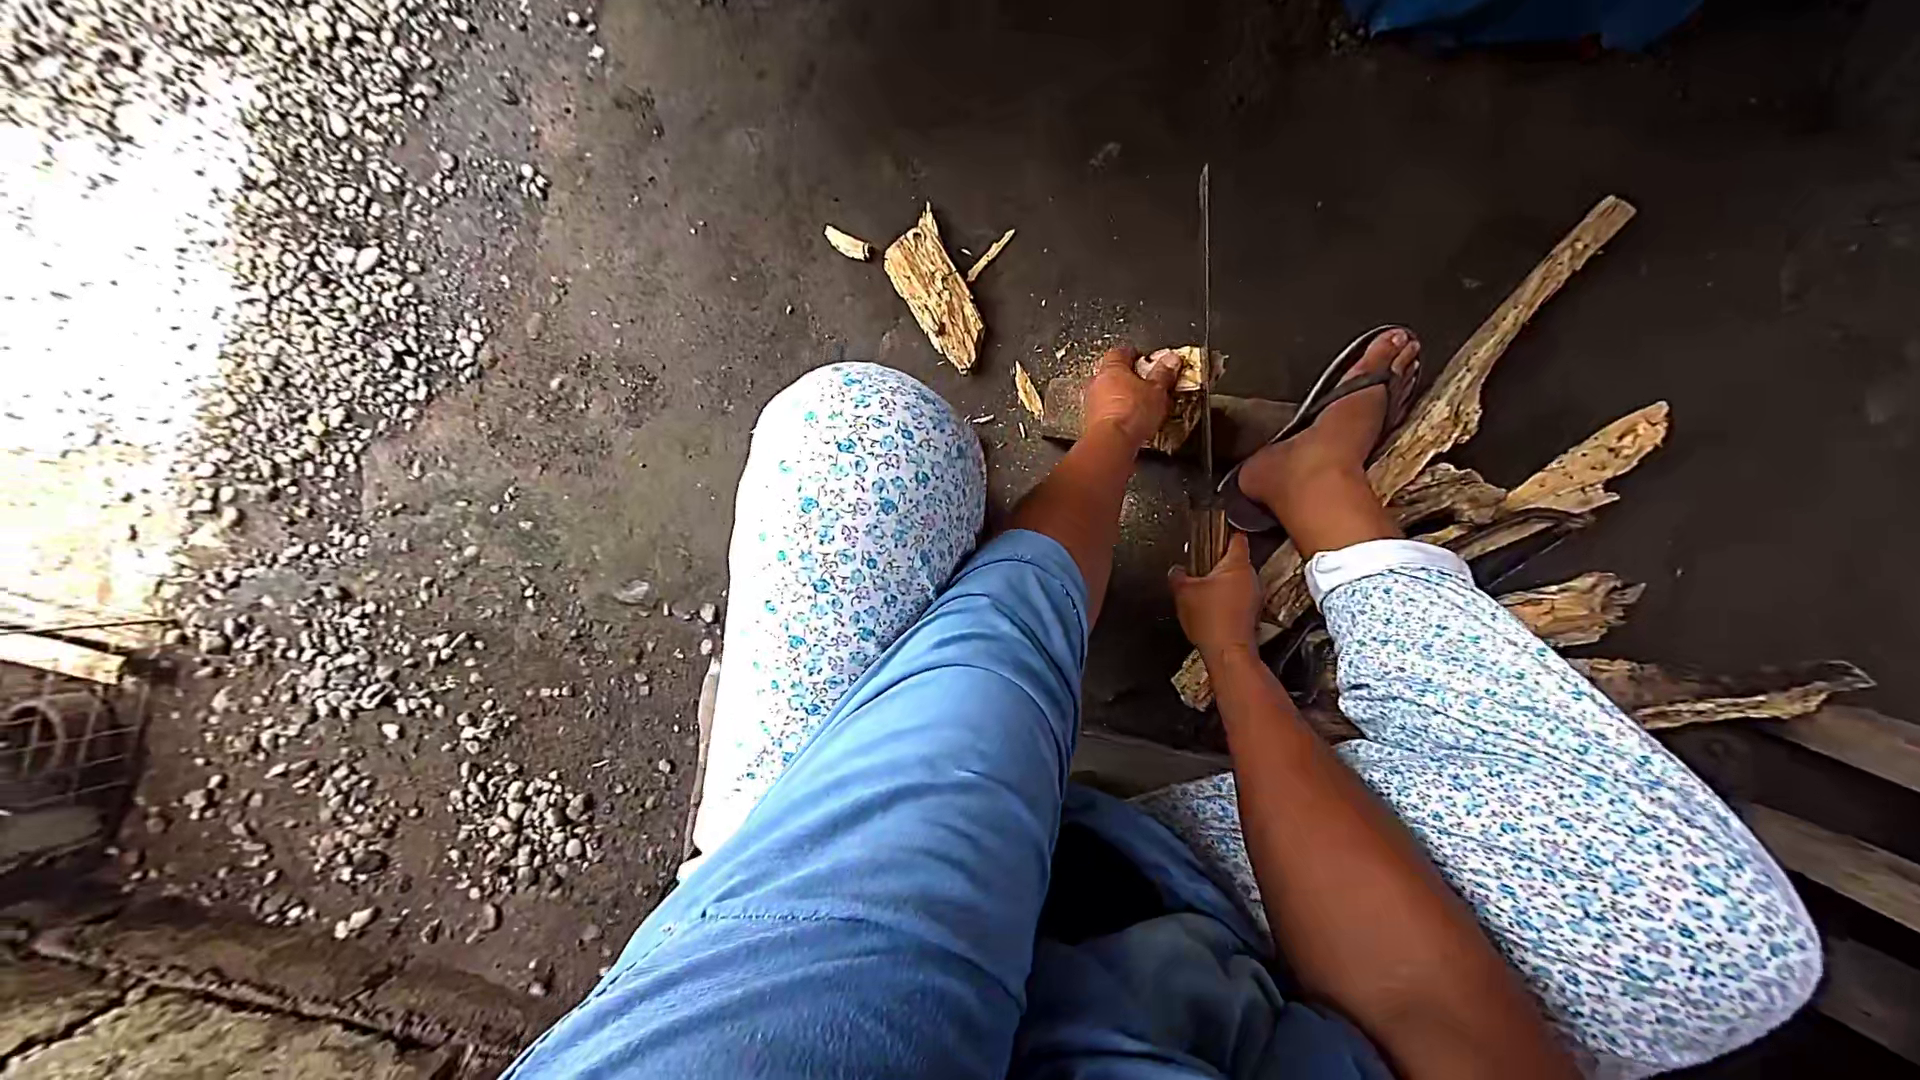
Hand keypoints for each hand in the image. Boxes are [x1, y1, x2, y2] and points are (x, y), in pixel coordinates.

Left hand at [1085, 346, 1179, 445]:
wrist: (1112, 442)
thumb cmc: (1131, 414)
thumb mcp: (1157, 390)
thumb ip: (1164, 373)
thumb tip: (1171, 360)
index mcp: (1112, 368)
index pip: (1121, 352)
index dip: (1135, 355)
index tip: (1147, 360)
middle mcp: (1097, 383)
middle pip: (1113, 373)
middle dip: (1129, 378)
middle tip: (1146, 384)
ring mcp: (1092, 403)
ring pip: (1107, 393)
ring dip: (1121, 397)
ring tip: (1139, 405)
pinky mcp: (1091, 422)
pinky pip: (1105, 412)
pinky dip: (1116, 413)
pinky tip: (1129, 421)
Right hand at [1169, 532, 1261, 660]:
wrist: (1227, 652)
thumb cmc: (1211, 620)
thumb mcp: (1183, 592)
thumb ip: (1178, 576)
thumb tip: (1176, 570)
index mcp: (1237, 565)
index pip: (1236, 537)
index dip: (1223, 531)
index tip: (1213, 529)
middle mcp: (1251, 577)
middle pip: (1235, 559)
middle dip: (1217, 560)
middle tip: (1198, 562)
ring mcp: (1254, 595)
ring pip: (1237, 578)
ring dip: (1221, 580)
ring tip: (1201, 586)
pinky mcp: (1251, 611)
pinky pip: (1237, 595)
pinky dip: (1225, 596)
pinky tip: (1209, 605)